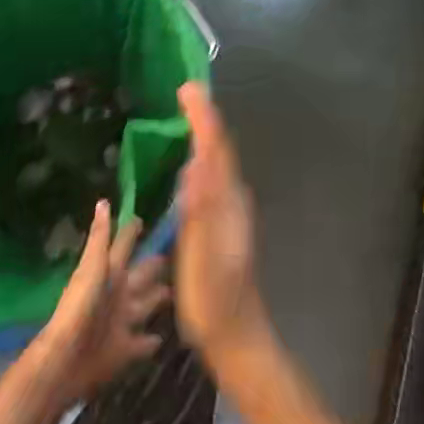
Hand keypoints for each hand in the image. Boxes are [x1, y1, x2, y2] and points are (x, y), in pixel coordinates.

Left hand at [33, 202, 168, 405]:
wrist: (67, 357)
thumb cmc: (81, 305)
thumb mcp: (93, 266)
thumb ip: (101, 237)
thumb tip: (103, 200)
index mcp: (110, 272)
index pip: (123, 245)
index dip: (131, 232)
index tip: (142, 218)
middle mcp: (118, 294)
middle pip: (140, 276)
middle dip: (152, 267)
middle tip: (171, 256)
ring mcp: (122, 322)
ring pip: (145, 306)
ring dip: (157, 300)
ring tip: (175, 292)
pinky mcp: (126, 349)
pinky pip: (143, 343)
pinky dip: (151, 341)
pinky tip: (162, 338)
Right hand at [175, 82, 272, 370]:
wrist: (237, 335)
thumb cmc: (214, 300)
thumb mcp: (201, 259)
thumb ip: (198, 212)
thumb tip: (194, 164)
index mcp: (226, 203)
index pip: (215, 149)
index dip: (203, 117)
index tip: (188, 88)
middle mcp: (233, 200)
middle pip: (220, 149)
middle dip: (205, 117)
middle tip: (185, 91)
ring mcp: (231, 212)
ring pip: (219, 161)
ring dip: (206, 134)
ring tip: (189, 114)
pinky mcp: (224, 223)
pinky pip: (214, 177)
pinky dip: (203, 157)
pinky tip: (192, 163)